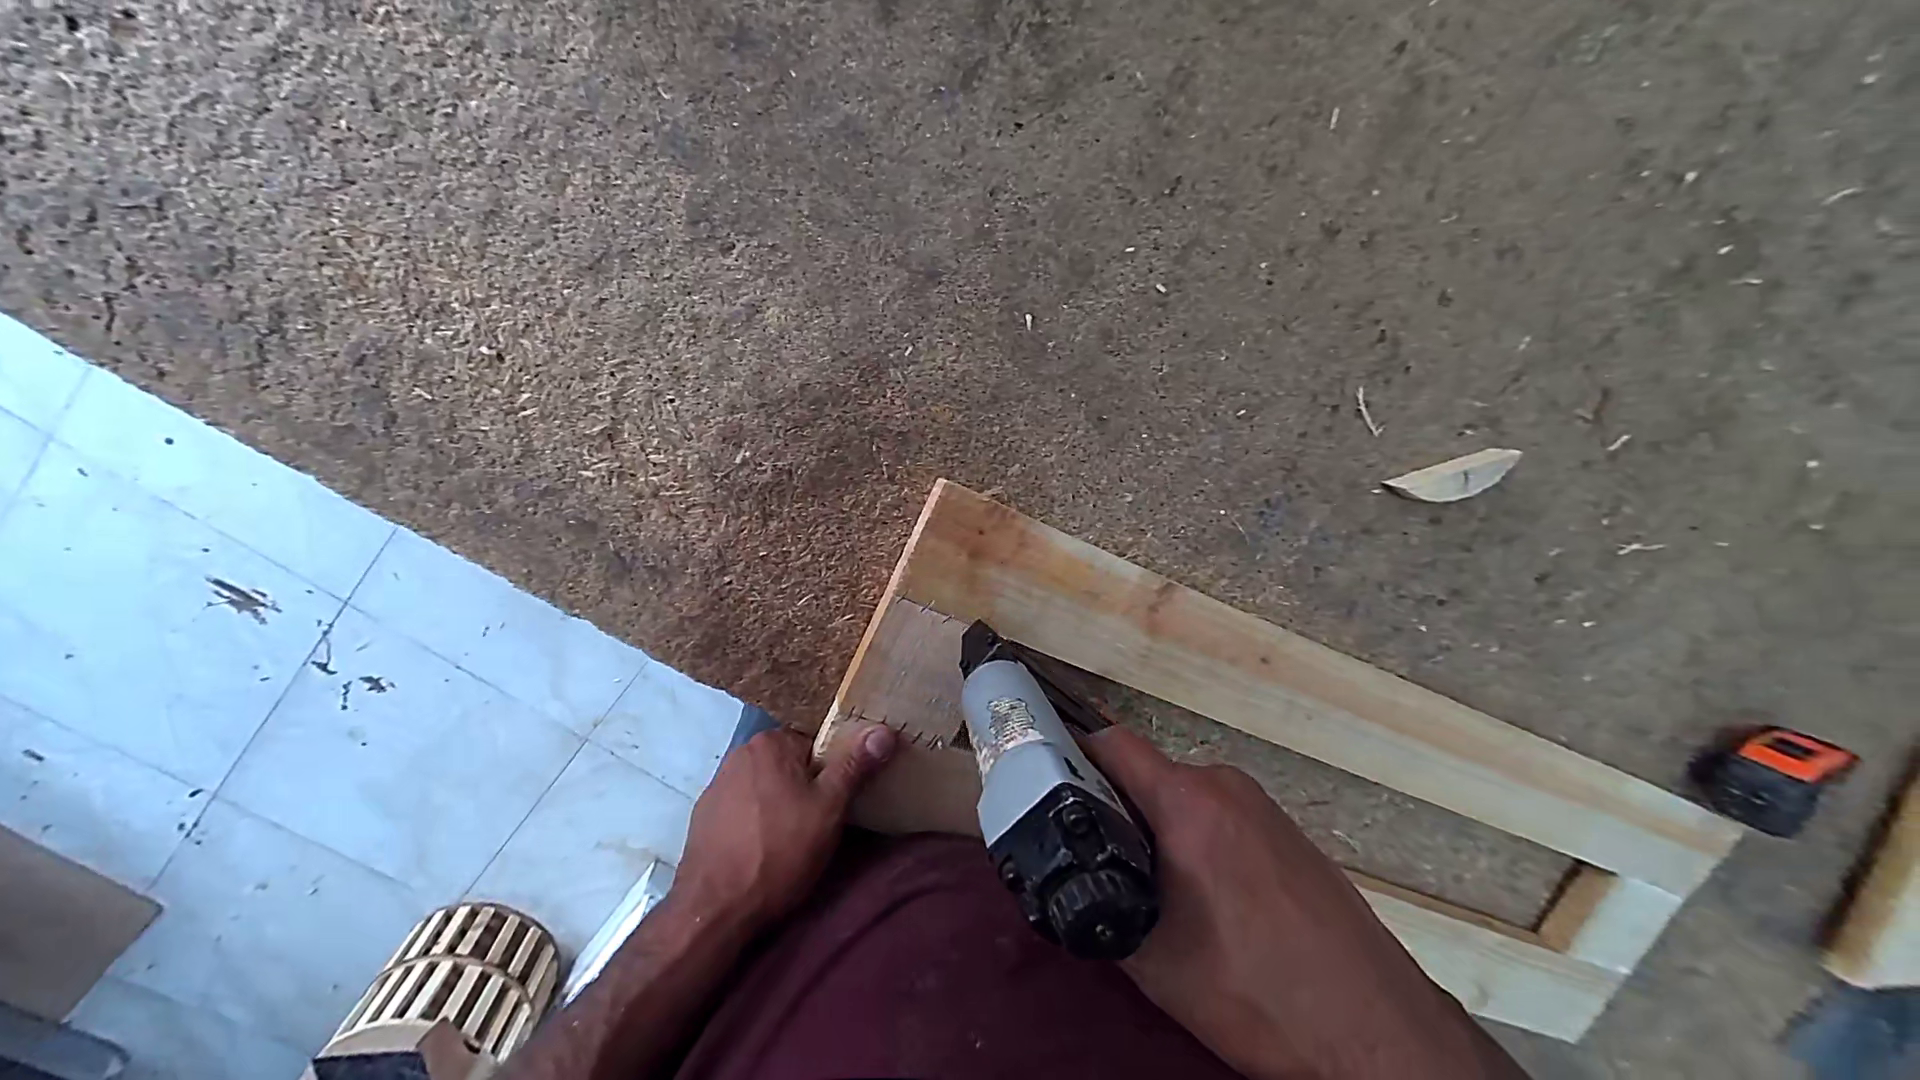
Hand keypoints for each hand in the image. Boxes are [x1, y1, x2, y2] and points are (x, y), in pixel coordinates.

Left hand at [674, 722, 896, 932]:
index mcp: (770, 743)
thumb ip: (855, 765)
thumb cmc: (779, 852)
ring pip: (766, 787)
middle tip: (820, 823)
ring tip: (792, 842)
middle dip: (805, 789)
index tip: (839, 800)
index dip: (832, 772)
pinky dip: (755, 823)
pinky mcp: (703, 817)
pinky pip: (743, 809)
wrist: (715, 910)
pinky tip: (762, 851)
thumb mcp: (829, 808)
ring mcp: (716, 786)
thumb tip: (883, 730)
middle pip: (789, 765)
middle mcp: (739, 754)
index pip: (815, 745)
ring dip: (780, 806)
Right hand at [1084, 728, 1522, 1079]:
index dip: (1072, 753)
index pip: (1112, 744)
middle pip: (1147, 772)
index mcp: (1189, 804)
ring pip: (1182, 794)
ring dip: (1157, 824)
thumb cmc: (1262, 993)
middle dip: (1115, 805)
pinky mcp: (1284, 829)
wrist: (1376, 1032)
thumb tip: (1074, 881)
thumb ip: (1103, 901)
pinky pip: (1218, 813)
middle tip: (1098, 853)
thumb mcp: (1155, 957)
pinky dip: (1194, 837)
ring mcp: (1261, 805)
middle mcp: (1226, 787)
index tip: (1048, 778)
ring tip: (1152, 885)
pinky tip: (1203, 894)